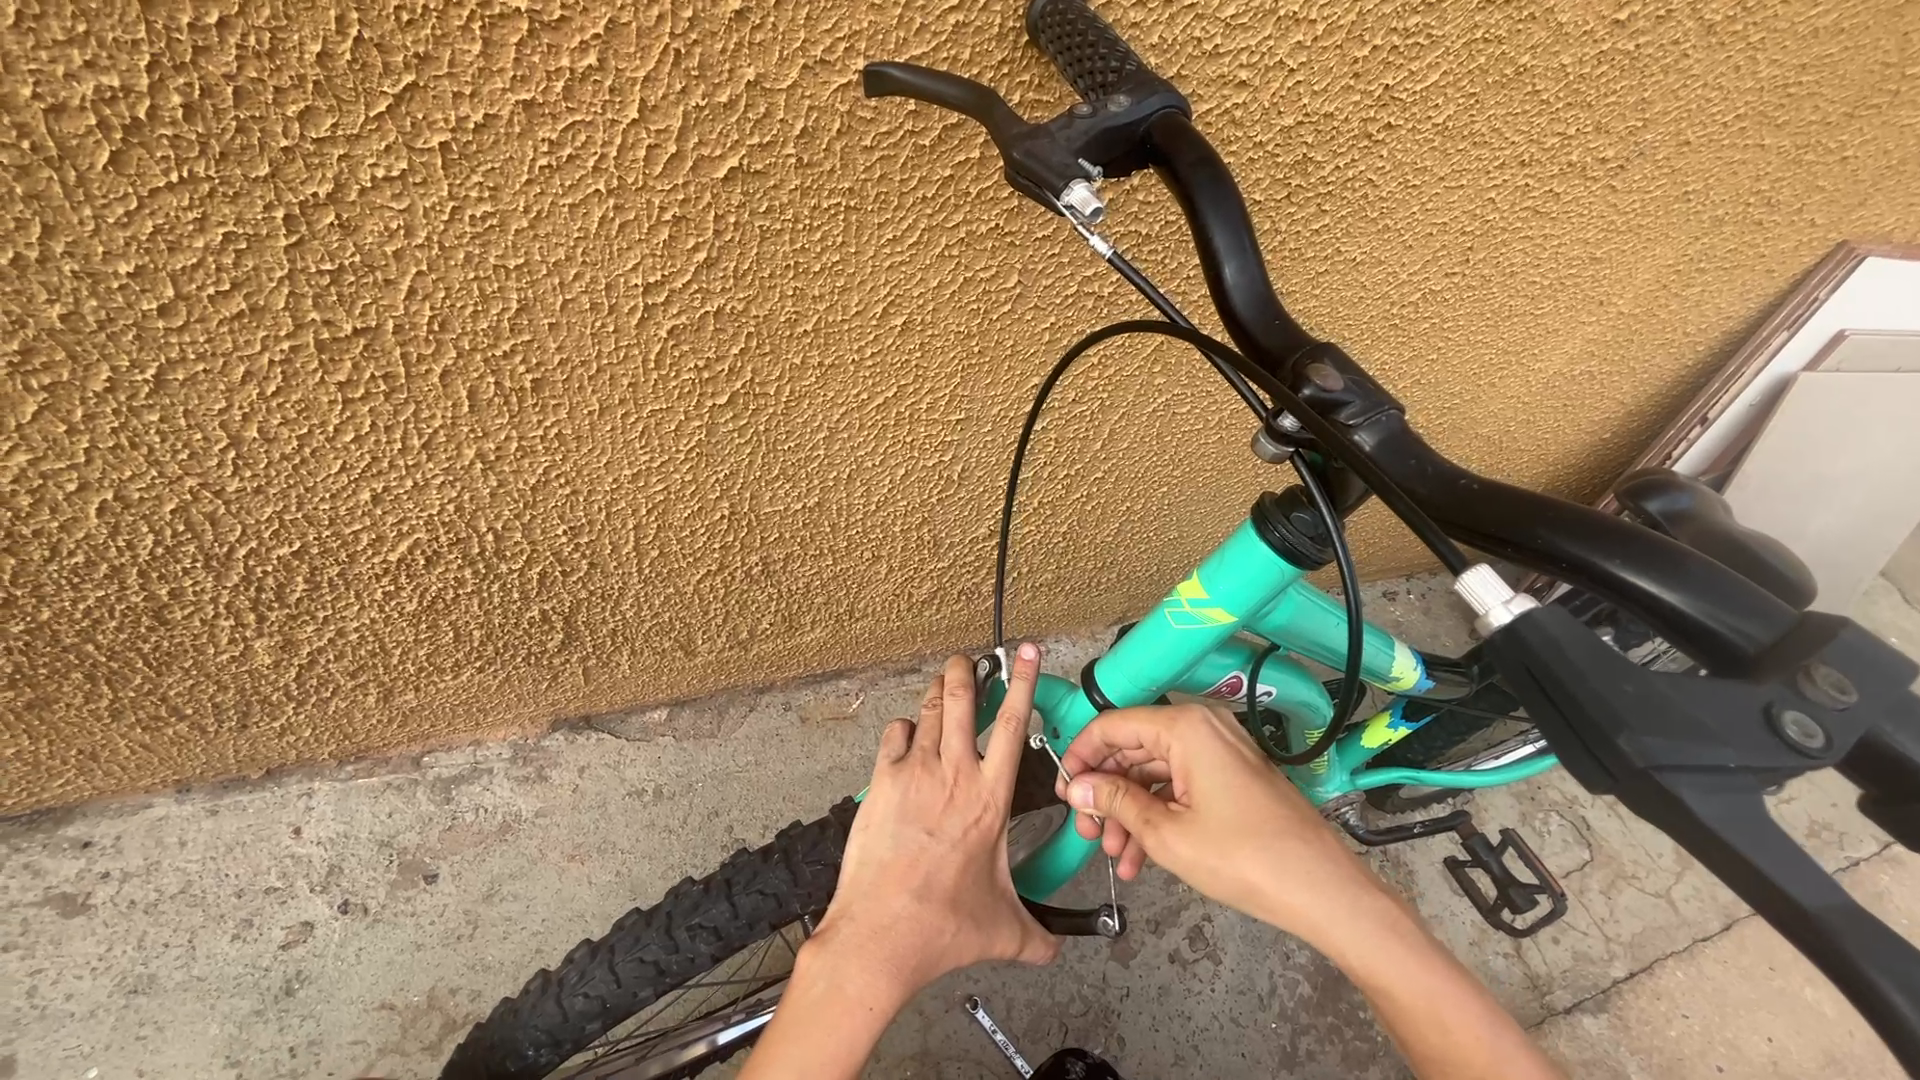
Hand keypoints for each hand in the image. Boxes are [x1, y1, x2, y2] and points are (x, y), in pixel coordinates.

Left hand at [805, 646, 1058, 1006]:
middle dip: (965, 670)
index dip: (1021, 681)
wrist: (881, 933)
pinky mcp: (881, 782)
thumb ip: (1036, 936)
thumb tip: (1051, 949)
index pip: (1012, 723)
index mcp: (990, 797)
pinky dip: (903, 729)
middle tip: (969, 660)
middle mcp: (953, 774)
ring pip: (927, 710)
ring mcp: (914, 773)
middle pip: (960, 699)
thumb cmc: (941, 925)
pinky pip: (894, 735)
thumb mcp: (1003, 929)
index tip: (1024, 654)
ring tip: (942, 685)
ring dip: (936, 693)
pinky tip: (906, 738)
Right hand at [1056, 703, 1386, 945]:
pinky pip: (1180, 786)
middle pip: (1133, 749)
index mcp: (1185, 726)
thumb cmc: (1244, 857)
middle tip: (1086, 832)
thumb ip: (1115, 802)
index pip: (1112, 725)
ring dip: (1129, 812)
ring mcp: (1219, 752)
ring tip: (1114, 856)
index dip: (1082, 757)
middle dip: (1105, 793)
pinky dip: (1158, 816)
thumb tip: (1077, 788)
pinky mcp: (1230, 777)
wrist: (1321, 890)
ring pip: (1154, 773)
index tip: (1065, 792)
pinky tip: (1140, 859)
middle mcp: (1202, 727)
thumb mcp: (1166, 832)